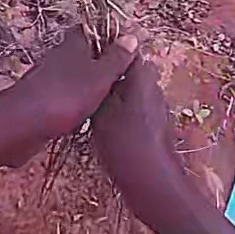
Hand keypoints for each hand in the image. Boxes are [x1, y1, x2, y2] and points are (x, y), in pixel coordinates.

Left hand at [11, 29, 138, 142]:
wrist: (21, 125)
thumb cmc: (65, 96)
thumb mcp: (99, 76)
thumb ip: (115, 59)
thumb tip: (131, 36)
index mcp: (73, 45)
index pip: (90, 30)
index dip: (107, 35)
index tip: (126, 47)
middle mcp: (58, 58)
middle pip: (82, 53)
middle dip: (100, 61)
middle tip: (123, 75)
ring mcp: (47, 80)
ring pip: (73, 75)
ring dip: (89, 83)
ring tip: (112, 96)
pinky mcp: (41, 101)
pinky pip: (65, 96)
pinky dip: (77, 102)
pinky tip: (88, 114)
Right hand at [90, 54, 196, 226]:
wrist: (152, 185)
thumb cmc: (125, 144)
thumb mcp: (103, 111)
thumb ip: (100, 84)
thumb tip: (95, 62)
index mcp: (142, 76)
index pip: (125, 48)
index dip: (104, 48)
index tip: (82, 55)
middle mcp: (152, 87)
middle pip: (125, 70)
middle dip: (105, 73)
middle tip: (79, 81)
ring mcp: (154, 107)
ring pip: (127, 90)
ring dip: (109, 93)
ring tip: (84, 101)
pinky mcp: (152, 126)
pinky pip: (130, 108)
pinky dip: (116, 111)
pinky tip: (98, 122)